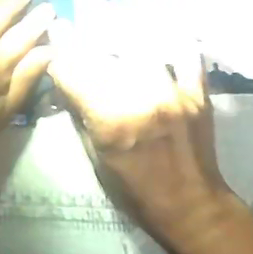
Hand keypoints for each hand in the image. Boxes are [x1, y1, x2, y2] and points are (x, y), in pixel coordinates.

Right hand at [48, 37, 234, 241]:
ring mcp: (173, 92)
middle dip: (85, 54)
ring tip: (114, 51)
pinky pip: (182, 54)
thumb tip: (62, 82)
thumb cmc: (133, 189)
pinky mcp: (197, 92)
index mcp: (110, 119)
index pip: (70, 70)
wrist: (191, 206)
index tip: (55, 63)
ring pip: (137, 49)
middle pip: (101, 54)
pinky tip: (155, 48)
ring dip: (120, 48)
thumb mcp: (93, 155)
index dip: (58, 64)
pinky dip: (168, 47)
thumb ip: (78, 114)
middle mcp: (141, 98)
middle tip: (81, 58)